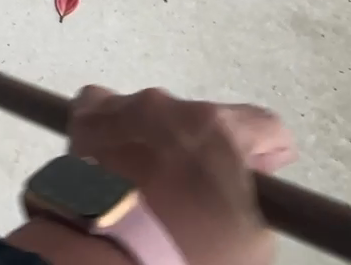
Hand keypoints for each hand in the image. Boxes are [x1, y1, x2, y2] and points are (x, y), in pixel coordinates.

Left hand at [66, 86, 297, 264]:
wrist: (111, 248)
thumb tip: (232, 173)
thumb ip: (252, 193)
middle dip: (203, 149)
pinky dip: (113, 129)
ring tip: (147, 180)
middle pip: (199, 120)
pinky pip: (106, 109)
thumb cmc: (191, 248)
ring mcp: (120, 103)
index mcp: (216, 128)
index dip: (267, 154)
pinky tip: (113, 158)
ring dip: (157, 138)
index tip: (252, 177)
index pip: (265, 125)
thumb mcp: (254, 237)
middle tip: (192, 189)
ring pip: (151, 115)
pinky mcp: (84, 112)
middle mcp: (166, 104)